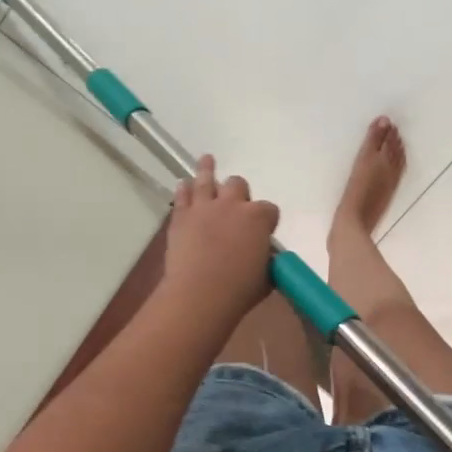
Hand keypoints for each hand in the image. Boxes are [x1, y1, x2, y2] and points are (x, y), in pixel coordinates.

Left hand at [162, 155, 279, 321]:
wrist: (200, 293)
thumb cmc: (240, 289)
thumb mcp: (266, 276)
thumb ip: (267, 260)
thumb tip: (265, 256)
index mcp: (258, 218)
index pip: (270, 210)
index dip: (267, 219)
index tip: (264, 231)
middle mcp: (233, 205)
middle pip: (238, 185)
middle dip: (238, 192)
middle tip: (235, 203)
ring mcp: (204, 207)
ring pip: (207, 180)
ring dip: (207, 169)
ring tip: (206, 159)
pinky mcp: (181, 216)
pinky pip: (183, 195)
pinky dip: (184, 189)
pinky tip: (184, 184)